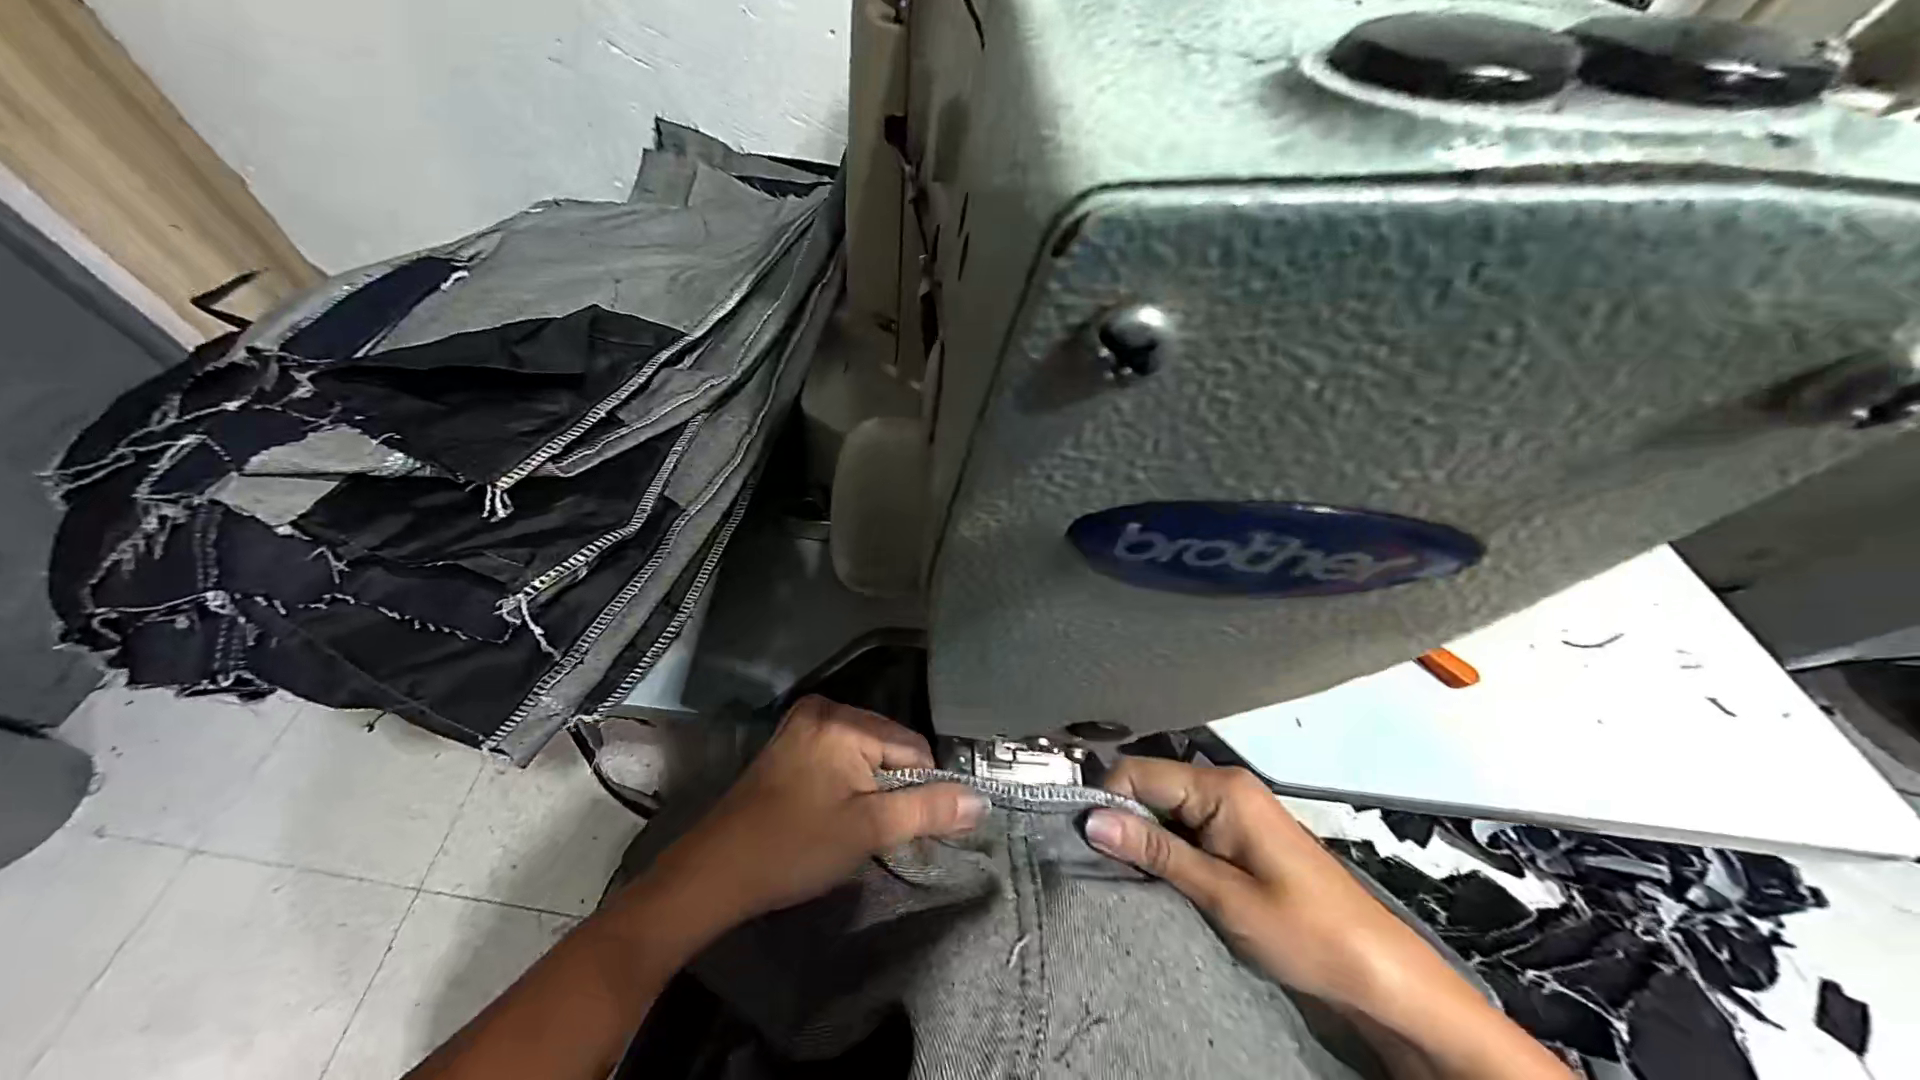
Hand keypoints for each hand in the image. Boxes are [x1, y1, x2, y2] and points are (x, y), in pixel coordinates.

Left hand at [642, 696, 988, 926]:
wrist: (714, 873)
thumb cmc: (795, 848)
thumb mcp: (869, 830)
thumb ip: (929, 810)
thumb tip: (981, 801)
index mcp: (843, 720)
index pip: (913, 747)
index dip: (920, 789)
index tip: (906, 828)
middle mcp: (824, 709)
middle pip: (889, 746)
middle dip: (893, 787)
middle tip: (875, 830)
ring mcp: (802, 725)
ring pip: (865, 753)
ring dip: (871, 787)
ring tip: (852, 824)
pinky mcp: (789, 744)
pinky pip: (840, 755)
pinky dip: (848, 781)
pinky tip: (832, 812)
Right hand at [1086, 758, 1573, 1079]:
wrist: (1378, 970)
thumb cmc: (1305, 930)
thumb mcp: (1222, 894)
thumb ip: (1155, 850)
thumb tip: (1091, 818)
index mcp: (1221, 788)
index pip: (1137, 772)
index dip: (1106, 800)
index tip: (1083, 839)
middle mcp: (1224, 785)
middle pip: (1149, 785)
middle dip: (1122, 818)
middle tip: (1102, 862)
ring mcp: (1231, 808)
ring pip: (1163, 806)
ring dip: (1143, 834)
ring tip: (1125, 871)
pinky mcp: (1235, 831)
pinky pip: (1183, 824)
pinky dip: (1164, 845)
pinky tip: (1157, 872)